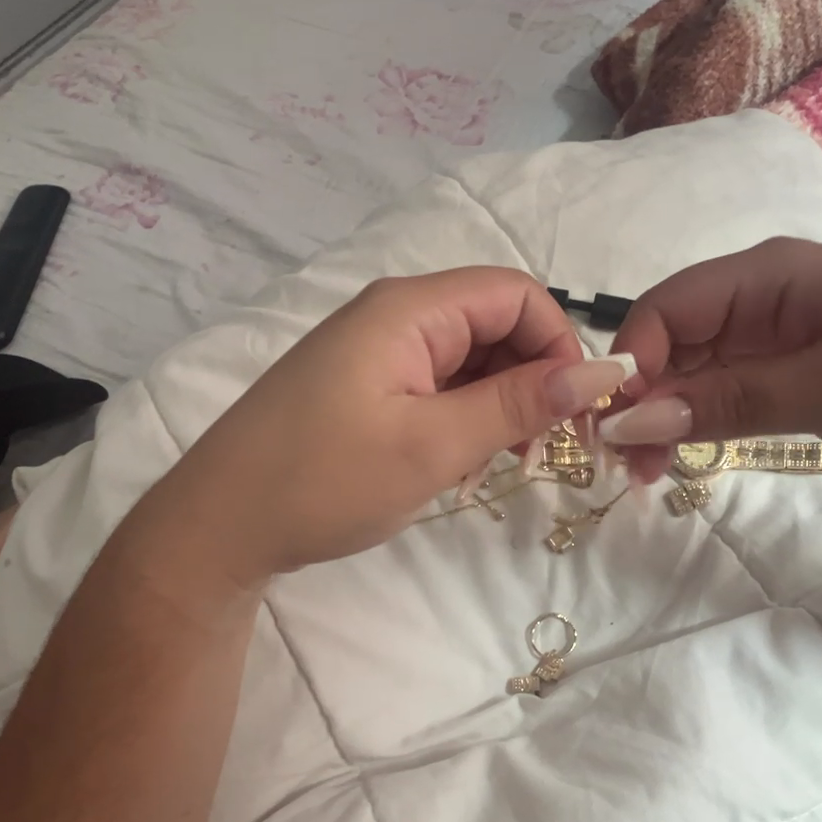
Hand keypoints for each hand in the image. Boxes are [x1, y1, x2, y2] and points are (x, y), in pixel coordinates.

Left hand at [162, 267, 632, 578]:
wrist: (220, 526)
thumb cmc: (324, 481)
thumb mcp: (433, 445)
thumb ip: (519, 404)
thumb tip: (602, 373)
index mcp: (409, 309)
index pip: (516, 295)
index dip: (558, 345)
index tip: (574, 414)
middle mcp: (394, 316)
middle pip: (494, 325)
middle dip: (530, 381)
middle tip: (534, 452)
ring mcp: (375, 352)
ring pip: (469, 360)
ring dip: (498, 406)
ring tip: (492, 464)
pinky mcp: (364, 387)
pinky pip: (437, 386)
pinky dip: (462, 420)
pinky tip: (456, 464)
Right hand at [601, 238, 821, 480]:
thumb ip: (731, 402)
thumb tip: (633, 421)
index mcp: (768, 274)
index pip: (665, 307)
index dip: (630, 363)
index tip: (618, 429)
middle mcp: (758, 296)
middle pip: (669, 339)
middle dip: (640, 398)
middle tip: (630, 467)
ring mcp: (770, 332)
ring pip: (687, 368)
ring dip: (661, 416)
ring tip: (650, 473)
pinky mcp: (783, 366)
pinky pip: (718, 388)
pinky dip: (693, 422)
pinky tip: (682, 456)